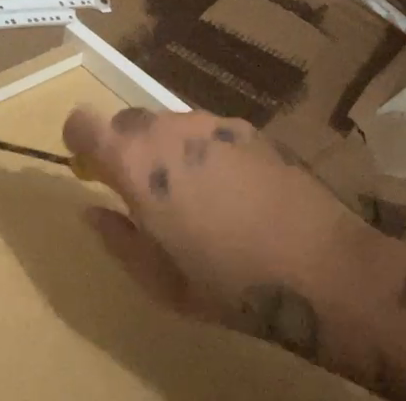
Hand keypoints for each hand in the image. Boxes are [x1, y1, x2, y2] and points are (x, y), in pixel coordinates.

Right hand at [63, 106, 380, 351]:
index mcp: (133, 162)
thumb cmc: (230, 284)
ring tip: (197, 197)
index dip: (79, 142)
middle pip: (126, 123)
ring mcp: (210, 123)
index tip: (91, 170)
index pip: (82, 122)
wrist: (326, 269)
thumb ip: (117, 240)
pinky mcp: (249, 129)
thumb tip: (92, 211)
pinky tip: (236, 193)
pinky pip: (209, 133)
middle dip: (125, 150)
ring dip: (167, 151)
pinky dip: (206, 153)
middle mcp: (165, 129)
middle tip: (146, 194)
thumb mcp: (160, 282)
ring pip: (169, 125)